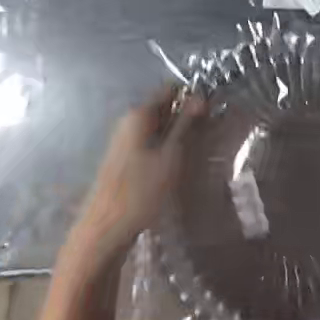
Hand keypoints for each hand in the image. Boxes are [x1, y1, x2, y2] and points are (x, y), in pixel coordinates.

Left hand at [60, 85, 202, 273]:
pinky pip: (152, 141)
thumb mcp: (171, 155)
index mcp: (139, 114)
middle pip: (165, 106)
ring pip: (160, 126)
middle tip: (212, 130)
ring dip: (179, 133)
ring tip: (200, 147)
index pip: (170, 89)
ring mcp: (125, 140)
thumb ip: (186, 124)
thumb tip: (201, 96)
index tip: (214, 109)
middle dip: (188, 115)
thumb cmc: (141, 190)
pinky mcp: (125, 158)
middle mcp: (129, 121)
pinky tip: (180, 162)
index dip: (193, 96)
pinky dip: (168, 146)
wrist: (105, 230)